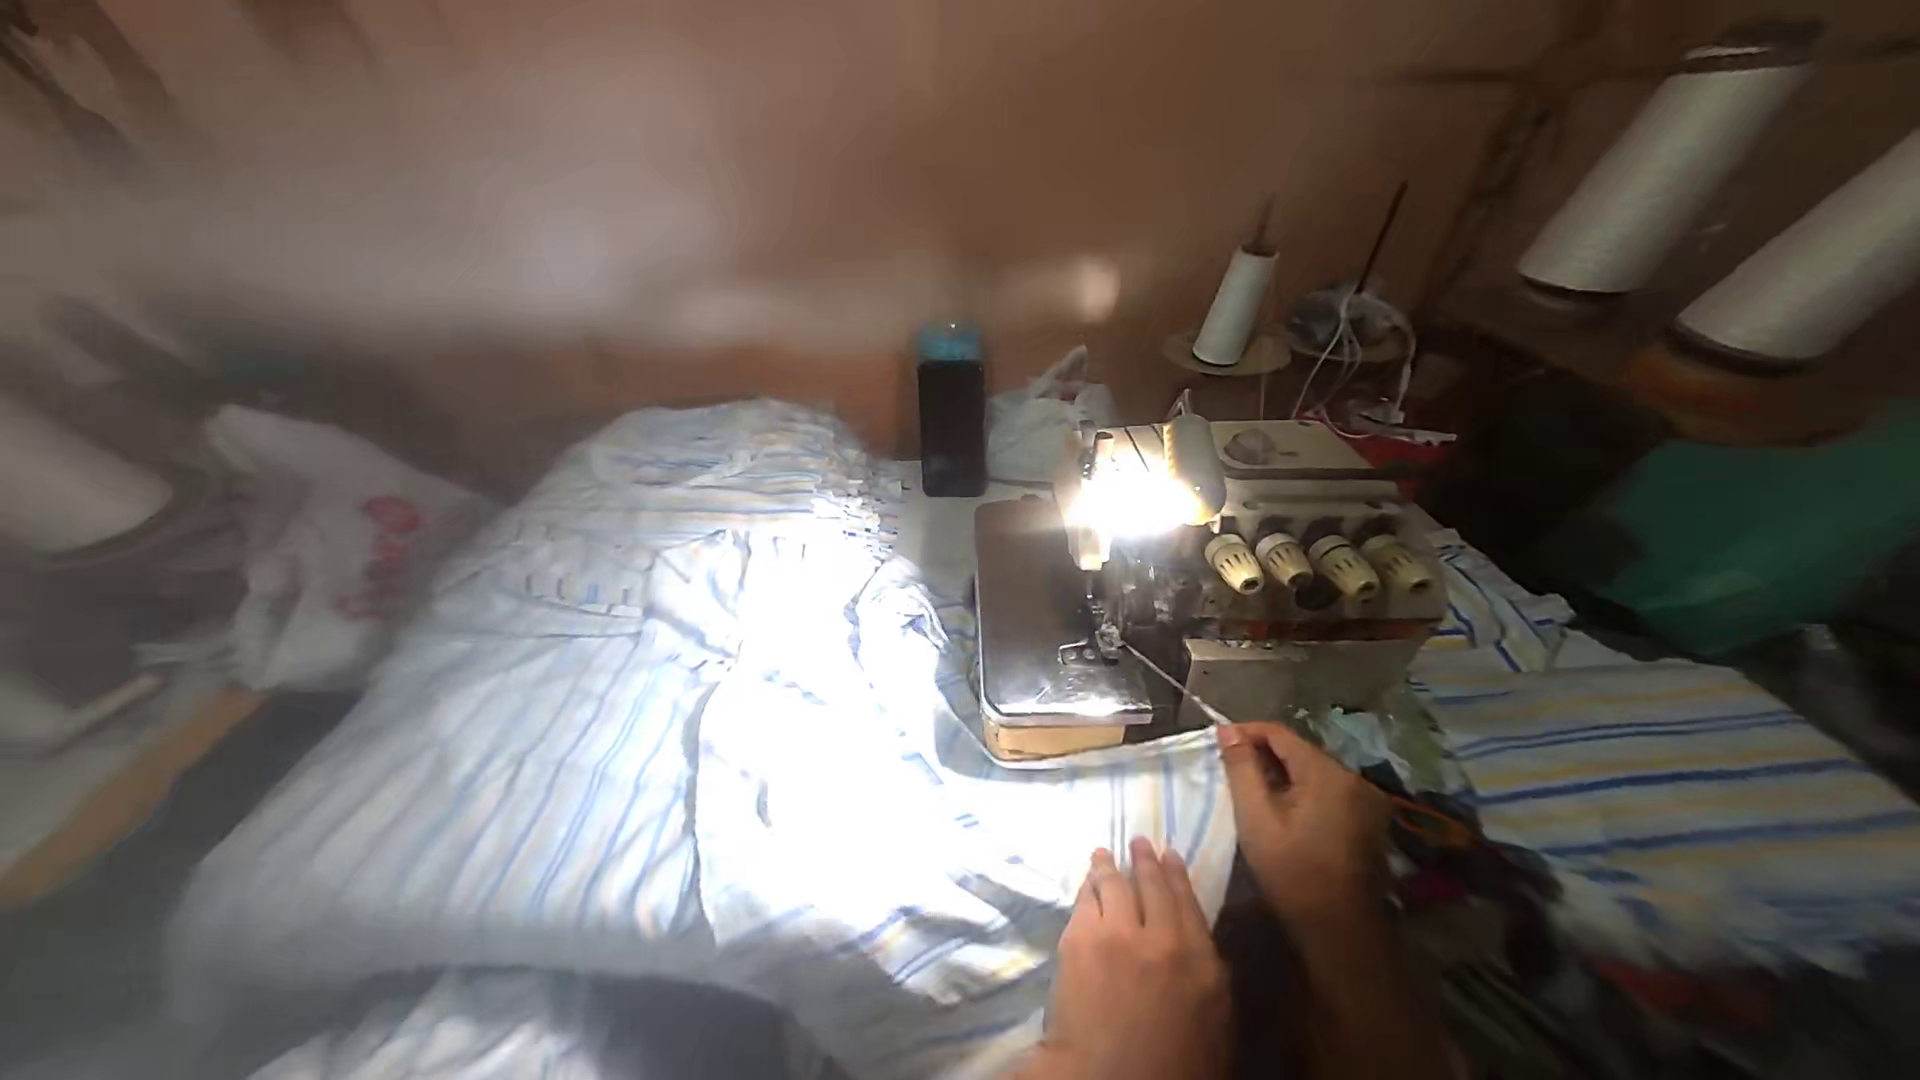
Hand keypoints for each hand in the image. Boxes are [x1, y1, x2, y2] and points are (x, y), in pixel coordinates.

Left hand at [1016, 838, 1229, 1079]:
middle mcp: (1162, 938)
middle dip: (1145, 859)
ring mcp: (1118, 933)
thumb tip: (1203, 949)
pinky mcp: (1082, 937)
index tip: (1170, 855)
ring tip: (1103, 854)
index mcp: (1202, 964)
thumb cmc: (1170, 1071)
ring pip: (1114, 884)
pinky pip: (1086, 900)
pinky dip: (1088, 886)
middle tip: (1139, 841)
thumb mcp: (1213, 1031)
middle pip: (1151, 885)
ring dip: (1109, 865)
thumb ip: (1210, 982)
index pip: (1188, 904)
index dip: (1176, 876)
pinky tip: (1086, 881)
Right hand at [1217, 722, 1390, 927]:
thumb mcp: (1255, 816)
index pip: (1279, 733)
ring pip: (1312, 769)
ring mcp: (1367, 800)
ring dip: (1282, 771)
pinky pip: (1327, 789)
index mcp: (1327, 773)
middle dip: (1262, 752)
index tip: (1218, 740)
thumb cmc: (1292, 871)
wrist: (1340, 930)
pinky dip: (1302, 788)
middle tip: (1230, 765)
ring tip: (1251, 785)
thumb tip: (1227, 730)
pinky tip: (1282, 805)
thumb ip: (1241, 767)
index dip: (1245, 731)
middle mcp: (1353, 778)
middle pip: (1298, 750)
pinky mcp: (1369, 819)